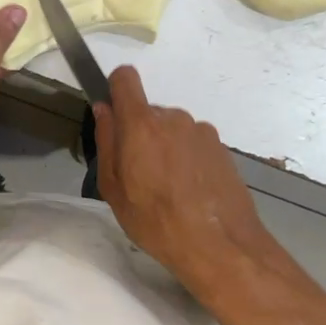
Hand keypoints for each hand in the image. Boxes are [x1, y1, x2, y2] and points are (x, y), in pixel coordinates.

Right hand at [93, 66, 279, 293]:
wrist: (221, 246)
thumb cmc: (156, 221)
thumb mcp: (114, 188)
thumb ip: (106, 141)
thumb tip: (104, 109)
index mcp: (142, 124)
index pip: (125, 78)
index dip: (116, 89)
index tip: (114, 115)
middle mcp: (174, 118)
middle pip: (149, 112)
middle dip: (140, 133)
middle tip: (140, 173)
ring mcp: (202, 131)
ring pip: (172, 130)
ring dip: (166, 148)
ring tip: (169, 188)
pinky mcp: (221, 148)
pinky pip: (193, 144)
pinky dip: (187, 160)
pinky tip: (191, 192)